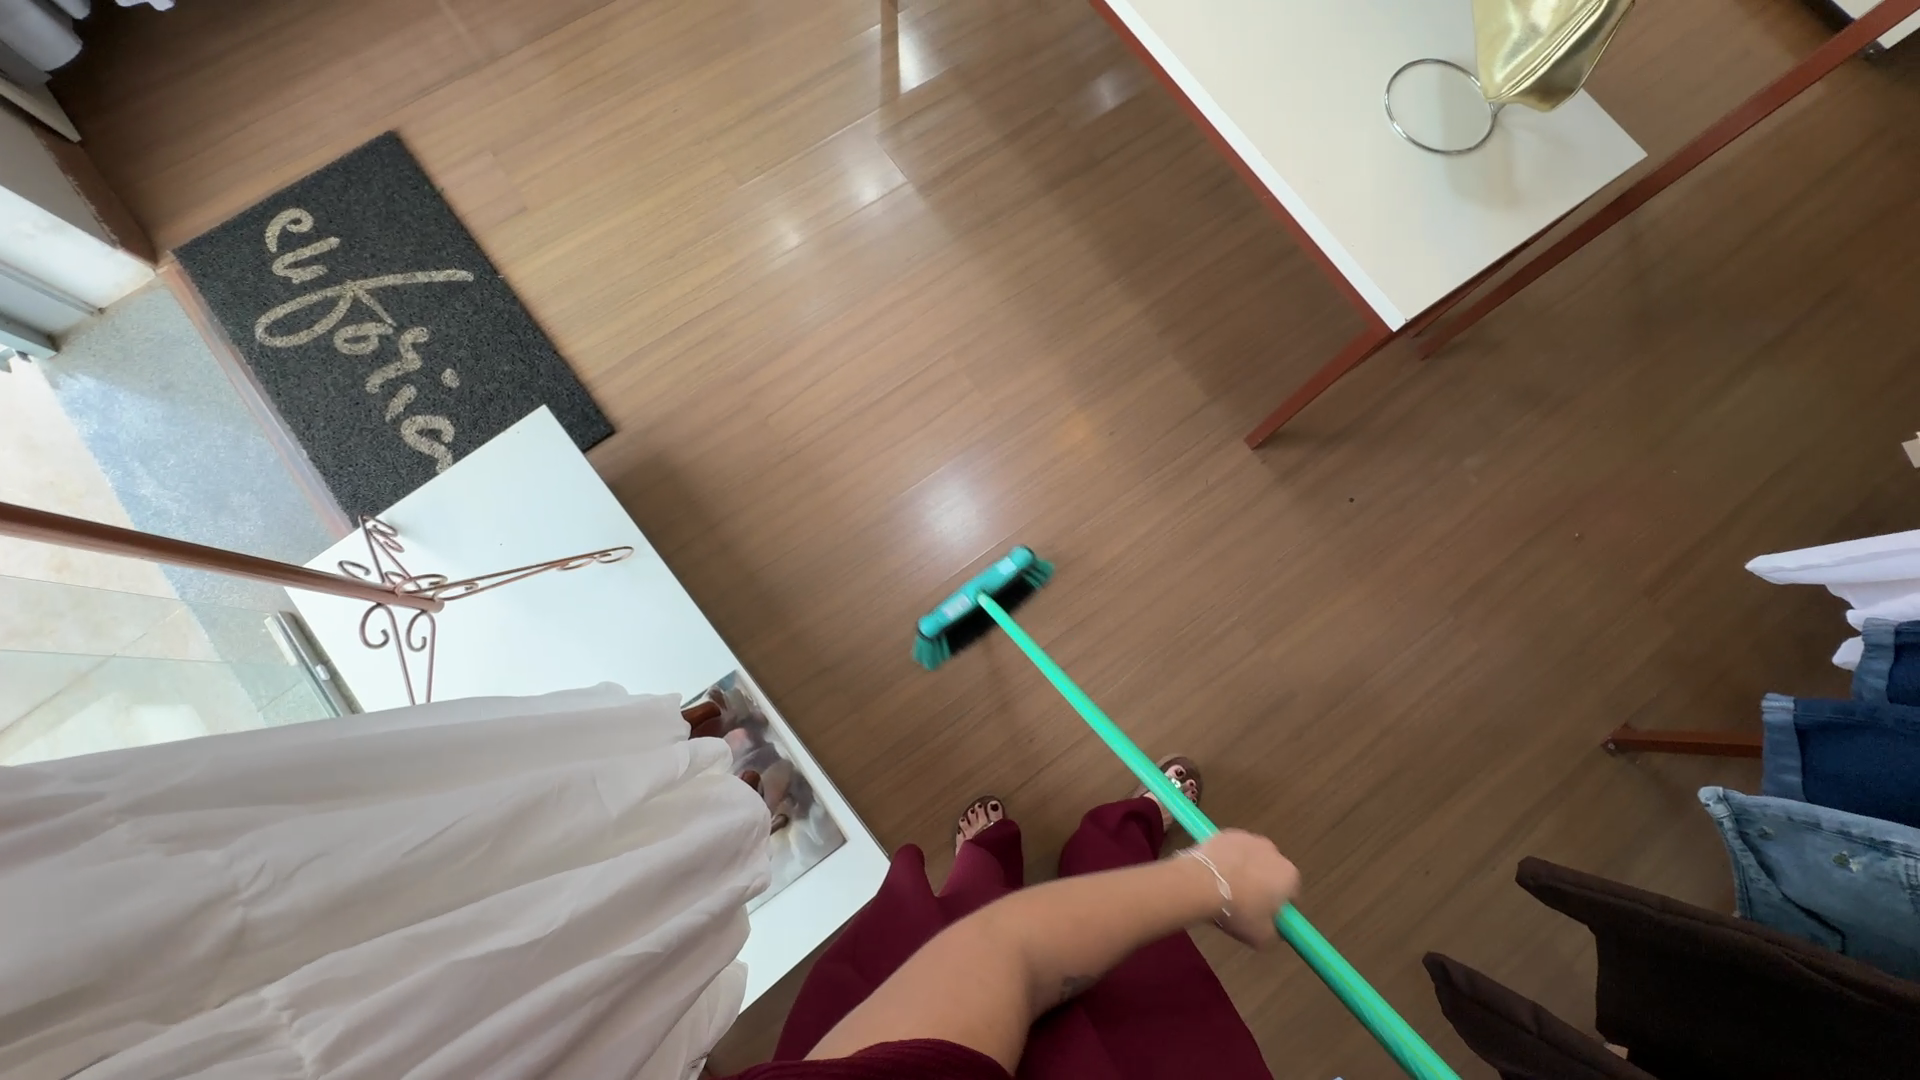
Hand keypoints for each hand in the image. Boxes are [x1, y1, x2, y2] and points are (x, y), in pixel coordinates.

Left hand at [1193, 830, 1299, 947]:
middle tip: (1243, 901)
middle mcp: (1273, 851)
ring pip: (1250, 857)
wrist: (1201, 882)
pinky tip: (1214, 872)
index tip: (1264, 914)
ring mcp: (1248, 837)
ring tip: (1225, 886)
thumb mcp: (1262, 936)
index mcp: (1289, 875)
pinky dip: (1226, 857)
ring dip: (1243, 868)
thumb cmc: (1238, 911)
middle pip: (1270, 871)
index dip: (1278, 905)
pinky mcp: (1225, 832)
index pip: (1290, 892)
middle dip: (1261, 883)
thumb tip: (1271, 927)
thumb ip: (1274, 932)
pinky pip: (1231, 848)